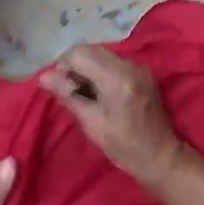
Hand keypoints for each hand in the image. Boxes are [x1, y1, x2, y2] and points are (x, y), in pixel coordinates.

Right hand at [40, 46, 185, 189]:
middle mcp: (129, 65)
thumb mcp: (91, 123)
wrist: (160, 155)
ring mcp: (139, 66)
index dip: (64, 66)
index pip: (80, 53)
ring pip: (102, 54)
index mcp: (116, 78)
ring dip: (88, 67)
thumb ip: (68, 95)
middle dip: (75, 65)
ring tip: (83, 93)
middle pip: (92, 49)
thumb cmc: (123, 146)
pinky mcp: (143, 71)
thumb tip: (43, 77)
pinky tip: (99, 91)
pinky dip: (101, 70)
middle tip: (69, 90)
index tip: (60, 87)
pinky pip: (115, 61)